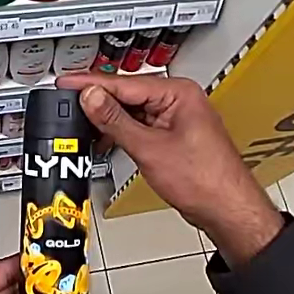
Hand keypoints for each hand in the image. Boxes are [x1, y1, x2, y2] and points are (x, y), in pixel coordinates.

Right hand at [56, 73, 283, 265]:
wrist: (227, 211)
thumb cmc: (205, 180)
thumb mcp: (149, 148)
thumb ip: (115, 120)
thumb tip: (91, 97)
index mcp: (178, 92)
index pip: (124, 82)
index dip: (91, 83)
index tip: (66, 83)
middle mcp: (179, 100)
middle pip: (127, 93)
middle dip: (97, 101)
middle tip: (66, 103)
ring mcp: (176, 117)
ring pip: (132, 110)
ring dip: (108, 119)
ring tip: (81, 125)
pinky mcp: (172, 134)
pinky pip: (140, 125)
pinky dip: (121, 131)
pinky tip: (104, 139)